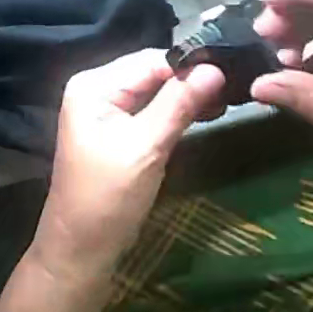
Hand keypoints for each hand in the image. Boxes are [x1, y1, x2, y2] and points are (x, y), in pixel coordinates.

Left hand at [32, 49, 224, 281]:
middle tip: (232, 90)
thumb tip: (215, 68)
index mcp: (93, 84)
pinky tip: (200, 114)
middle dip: (188, 80)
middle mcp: (95, 87)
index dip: (188, 65)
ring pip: (152, 90)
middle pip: (150, 72)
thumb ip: (179, 104)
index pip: (148, 60)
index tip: (230, 73)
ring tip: (223, 103)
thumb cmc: (109, 198)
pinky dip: (172, 111)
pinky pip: (147, 108)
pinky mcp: (113, 128)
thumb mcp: (147, 147)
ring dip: (184, 96)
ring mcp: (103, 108)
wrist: (80, 251)